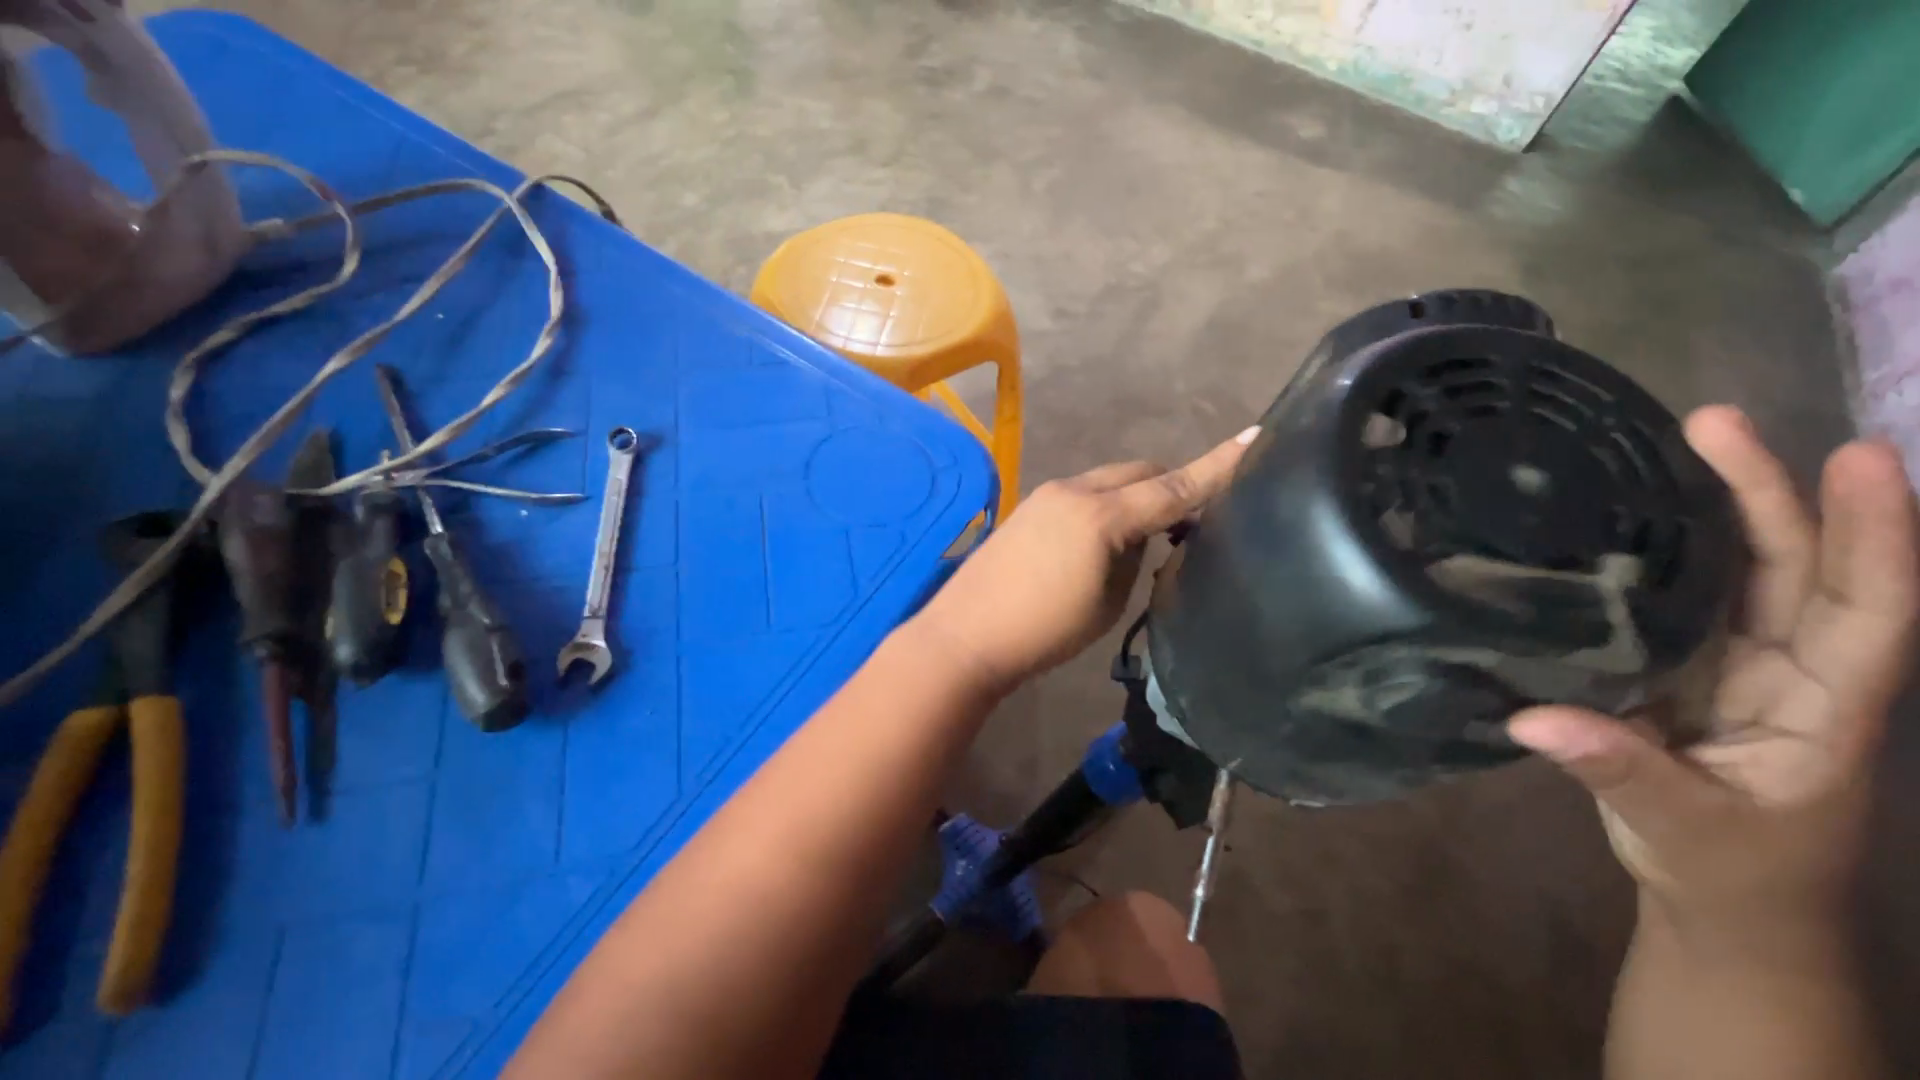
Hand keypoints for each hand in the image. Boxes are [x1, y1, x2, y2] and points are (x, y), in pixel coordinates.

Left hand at [912, 427, 1259, 695]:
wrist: (966, 636)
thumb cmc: (1044, 630)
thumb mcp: (1108, 602)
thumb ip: (1135, 559)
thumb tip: (1141, 537)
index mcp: (1102, 516)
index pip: (1172, 488)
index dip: (1216, 468)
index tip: (1255, 438)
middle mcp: (1076, 491)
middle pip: (1139, 472)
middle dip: (1170, 485)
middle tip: (1191, 522)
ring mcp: (1048, 495)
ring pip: (1109, 480)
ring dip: (1135, 497)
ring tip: (1146, 539)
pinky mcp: (1030, 508)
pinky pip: (1084, 494)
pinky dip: (1106, 507)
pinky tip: (1104, 542)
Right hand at [1509, 406, 1917, 929]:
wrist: (1727, 906)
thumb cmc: (1736, 874)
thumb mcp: (1688, 827)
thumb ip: (1619, 769)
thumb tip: (1534, 719)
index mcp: (1824, 707)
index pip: (1870, 610)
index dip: (1873, 534)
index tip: (1855, 455)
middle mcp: (1789, 670)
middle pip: (1797, 570)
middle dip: (1769, 493)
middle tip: (1713, 421)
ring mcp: (1733, 667)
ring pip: (1740, 575)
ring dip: (1717, 509)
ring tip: (1679, 441)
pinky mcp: (1679, 672)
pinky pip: (1677, 602)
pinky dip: (1658, 555)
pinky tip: (1623, 516)